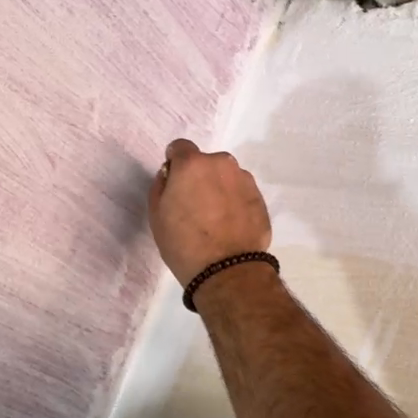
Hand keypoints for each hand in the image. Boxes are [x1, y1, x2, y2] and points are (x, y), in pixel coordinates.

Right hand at [147, 138, 271, 285]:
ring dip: (219, 189)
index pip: (180, 147)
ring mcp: (245, 180)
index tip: (174, 181)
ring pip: (226, 177)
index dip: (174, 162)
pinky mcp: (260, 198)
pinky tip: (229, 227)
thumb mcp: (157, 215)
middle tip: (194, 206)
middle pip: (206, 163)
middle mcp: (221, 164)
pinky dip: (234, 203)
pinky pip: (241, 193)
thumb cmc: (183, 243)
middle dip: (199, 177)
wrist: (227, 270)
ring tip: (214, 220)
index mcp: (192, 164)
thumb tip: (170, 175)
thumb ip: (161, 186)